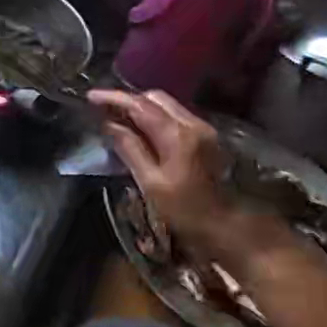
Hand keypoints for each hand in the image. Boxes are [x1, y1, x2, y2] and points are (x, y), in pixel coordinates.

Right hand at [87, 89, 238, 246]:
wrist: (237, 229)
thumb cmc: (188, 210)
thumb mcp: (150, 182)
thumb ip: (129, 148)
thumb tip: (109, 124)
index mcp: (178, 135)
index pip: (139, 105)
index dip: (112, 97)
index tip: (89, 97)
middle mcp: (195, 126)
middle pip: (156, 98)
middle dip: (127, 99)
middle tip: (103, 109)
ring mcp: (206, 132)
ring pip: (167, 106)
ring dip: (141, 107)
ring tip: (118, 118)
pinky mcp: (209, 140)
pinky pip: (175, 116)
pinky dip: (154, 116)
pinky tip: (141, 130)